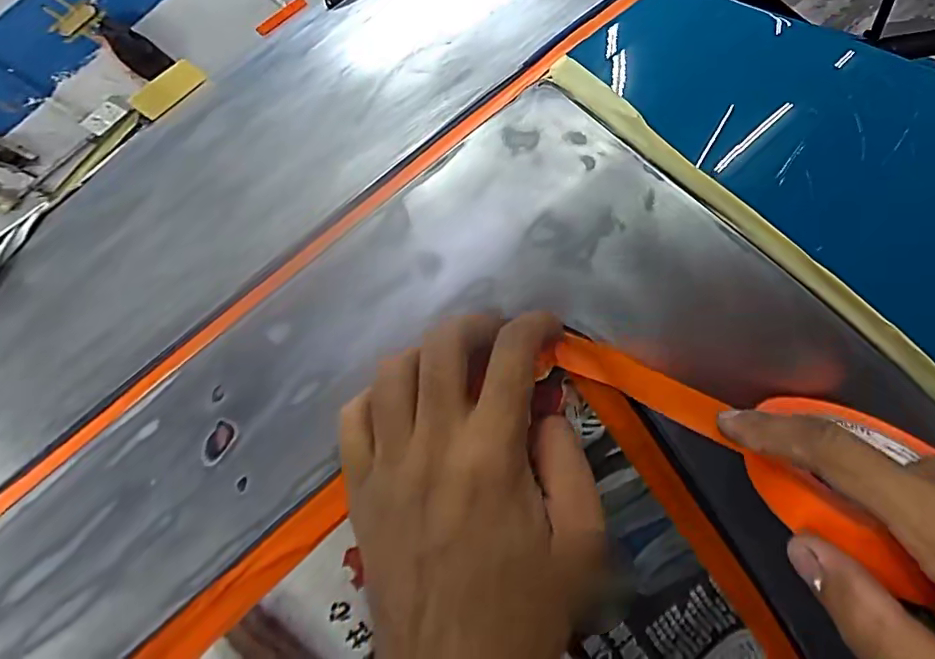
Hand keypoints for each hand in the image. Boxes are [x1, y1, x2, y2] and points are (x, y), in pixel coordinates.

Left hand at [340, 313, 606, 658]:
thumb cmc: (526, 610)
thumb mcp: (582, 542)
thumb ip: (569, 459)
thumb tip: (545, 404)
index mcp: (491, 455)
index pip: (510, 357)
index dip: (533, 326)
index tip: (549, 326)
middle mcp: (433, 444)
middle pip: (442, 345)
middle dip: (477, 323)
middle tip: (499, 336)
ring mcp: (387, 464)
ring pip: (393, 370)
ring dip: (427, 354)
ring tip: (452, 368)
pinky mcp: (359, 488)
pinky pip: (353, 417)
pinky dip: (377, 395)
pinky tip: (403, 407)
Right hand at [716, 411, 934, 658]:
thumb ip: (867, 617)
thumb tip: (801, 545)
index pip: (834, 452)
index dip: (772, 433)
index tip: (727, 420)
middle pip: (872, 469)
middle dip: (854, 510)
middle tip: (880, 578)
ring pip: (909, 474)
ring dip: (897, 515)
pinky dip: (931, 509)